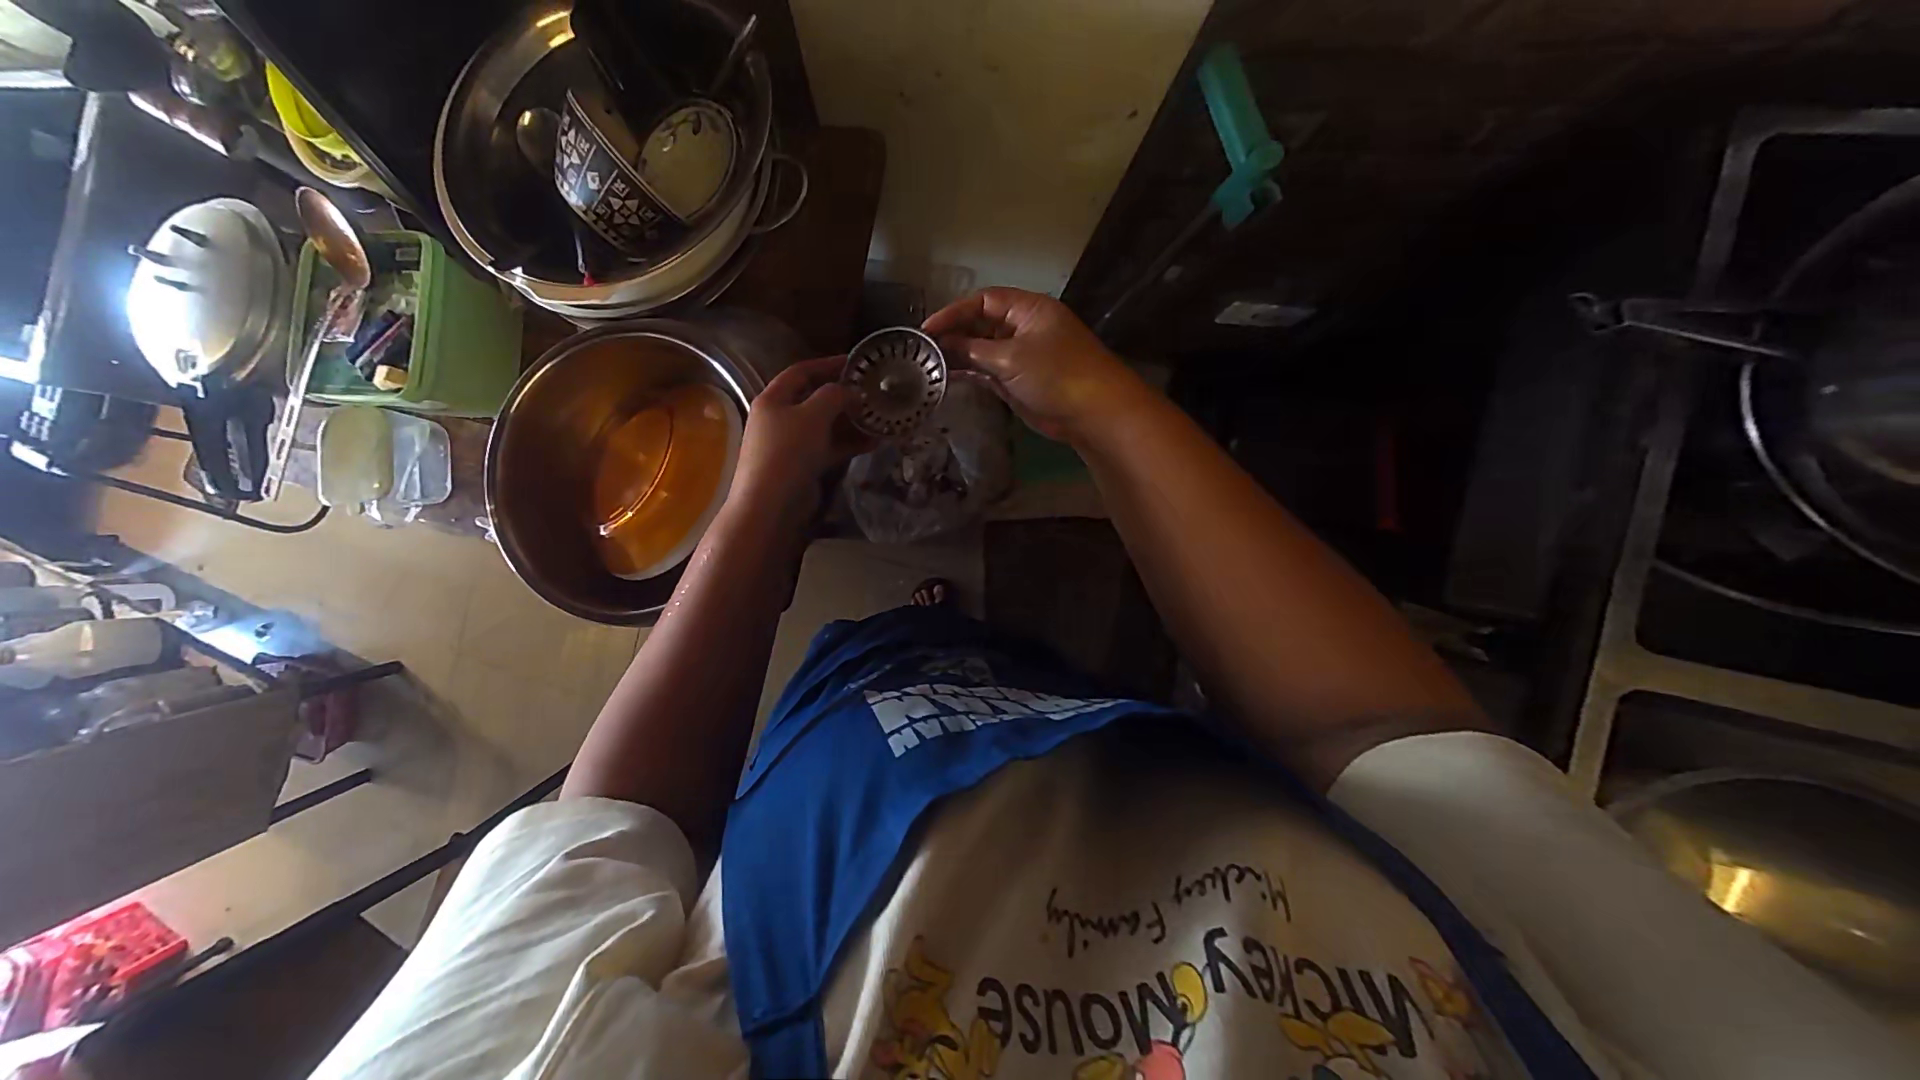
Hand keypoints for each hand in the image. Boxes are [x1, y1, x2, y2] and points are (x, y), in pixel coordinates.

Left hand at [729, 355, 868, 522]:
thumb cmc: (788, 451)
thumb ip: (834, 395)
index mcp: (773, 399)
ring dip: (851, 422)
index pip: (801, 372)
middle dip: (844, 396)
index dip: (828, 364)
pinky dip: (849, 444)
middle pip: (814, 399)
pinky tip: (874, 442)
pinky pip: (829, 448)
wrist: (770, 504)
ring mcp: (791, 444)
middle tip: (872, 392)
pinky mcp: (802, 466)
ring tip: (880, 418)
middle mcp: (779, 418)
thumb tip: (850, 391)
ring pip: (825, 426)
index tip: (855, 362)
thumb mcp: (813, 415)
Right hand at [923, 287, 1152, 442]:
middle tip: (923, 348)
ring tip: (928, 363)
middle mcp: (1023, 328)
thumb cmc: (1056, 375)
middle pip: (981, 324)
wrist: (1092, 414)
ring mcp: (1022, 355)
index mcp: (1028, 310)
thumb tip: (945, 343)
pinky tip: (948, 376)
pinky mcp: (1019, 380)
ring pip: (983, 349)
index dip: (954, 312)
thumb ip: (973, 349)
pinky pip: (988, 370)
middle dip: (954, 334)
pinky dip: (970, 372)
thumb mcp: (1011, 358)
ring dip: (959, 355)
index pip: (983, 301)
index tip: (928, 328)